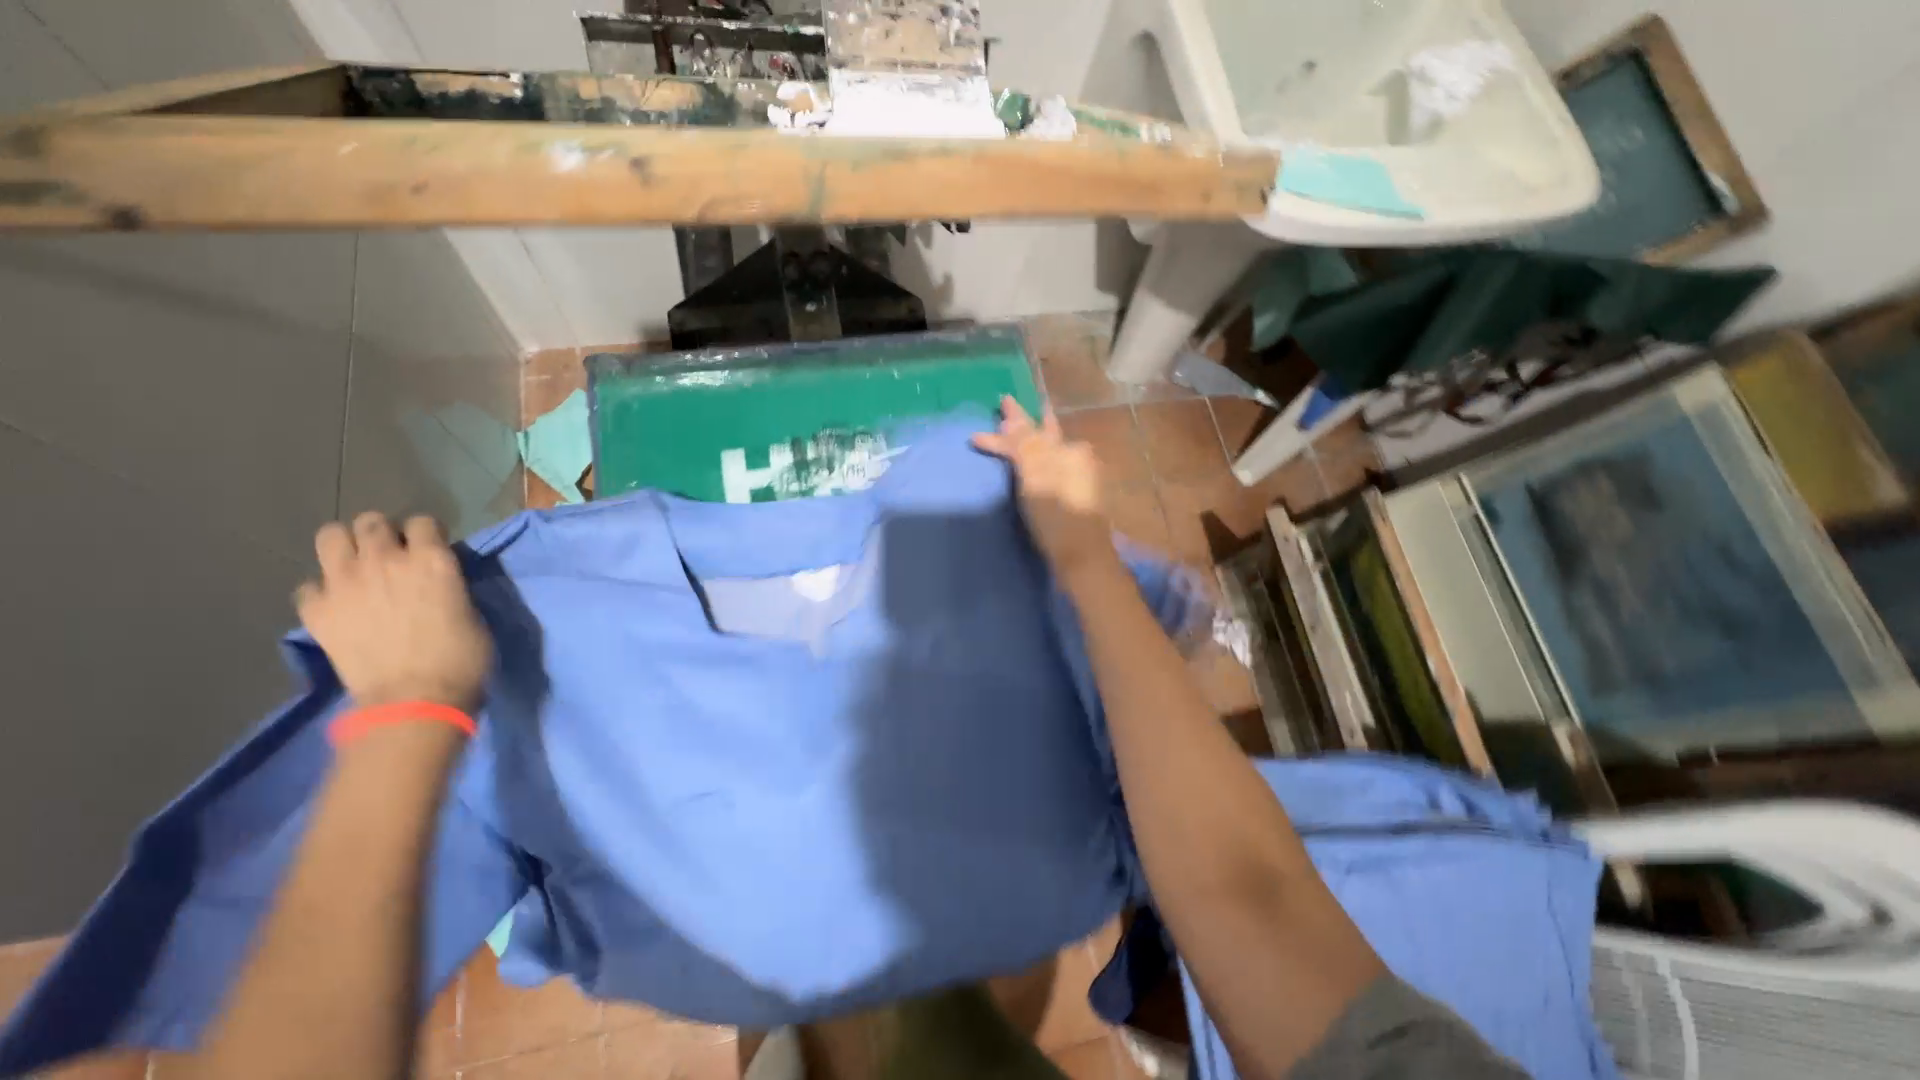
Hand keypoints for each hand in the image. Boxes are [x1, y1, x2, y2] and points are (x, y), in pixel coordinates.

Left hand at [296, 513, 491, 712]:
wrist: (414, 701)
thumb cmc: (461, 661)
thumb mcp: (472, 614)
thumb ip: (450, 588)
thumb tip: (438, 585)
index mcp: (432, 559)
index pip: (423, 521)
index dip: (427, 535)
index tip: (429, 550)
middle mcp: (385, 559)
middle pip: (372, 521)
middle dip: (382, 533)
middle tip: (390, 556)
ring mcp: (345, 582)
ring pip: (330, 536)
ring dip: (345, 548)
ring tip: (355, 568)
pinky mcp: (317, 609)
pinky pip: (309, 585)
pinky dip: (321, 593)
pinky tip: (336, 607)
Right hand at [972, 396, 1117, 577]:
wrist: (1085, 557)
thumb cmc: (1057, 516)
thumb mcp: (1035, 476)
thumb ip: (1023, 444)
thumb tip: (1012, 417)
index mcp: (1069, 449)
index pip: (1029, 432)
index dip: (1002, 430)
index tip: (975, 434)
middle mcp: (1079, 458)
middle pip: (1048, 435)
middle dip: (1032, 422)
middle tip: (1020, 404)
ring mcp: (1083, 478)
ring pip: (1055, 450)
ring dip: (1040, 438)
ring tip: (1035, 423)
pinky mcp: (1081, 497)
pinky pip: (1058, 467)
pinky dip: (1046, 459)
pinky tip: (1047, 461)